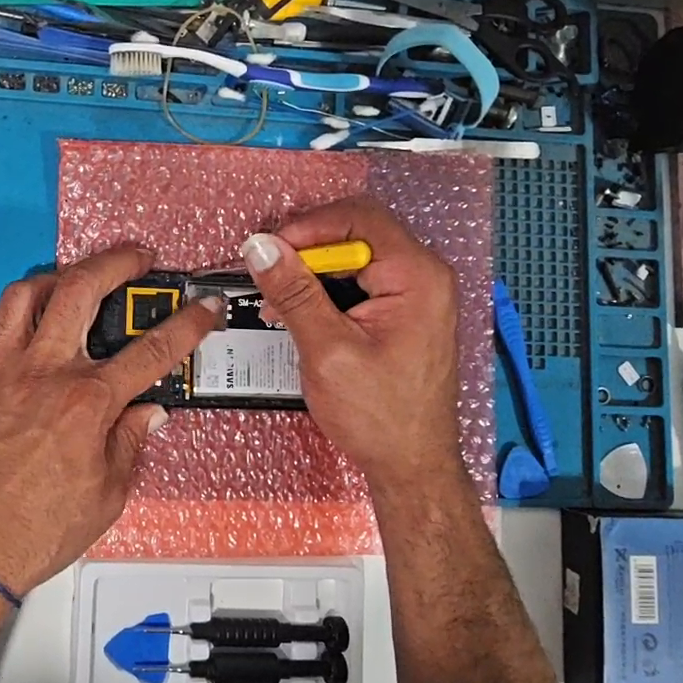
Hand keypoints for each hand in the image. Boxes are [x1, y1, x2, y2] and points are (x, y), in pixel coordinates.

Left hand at [0, 247, 223, 595]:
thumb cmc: (30, 531)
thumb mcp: (105, 496)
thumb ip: (130, 445)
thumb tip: (148, 416)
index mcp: (87, 404)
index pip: (152, 351)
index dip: (186, 324)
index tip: (202, 308)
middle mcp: (42, 375)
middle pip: (82, 291)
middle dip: (116, 263)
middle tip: (134, 258)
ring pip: (24, 295)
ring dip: (53, 279)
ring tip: (70, 281)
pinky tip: (5, 322)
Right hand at [242, 196, 462, 478]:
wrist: (410, 463)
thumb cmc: (376, 414)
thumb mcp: (327, 350)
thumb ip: (294, 293)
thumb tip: (260, 246)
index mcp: (416, 275)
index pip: (358, 218)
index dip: (307, 228)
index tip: (267, 253)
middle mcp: (423, 274)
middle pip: (356, 233)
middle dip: (306, 250)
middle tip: (268, 275)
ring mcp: (415, 293)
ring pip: (354, 258)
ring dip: (312, 273)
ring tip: (277, 303)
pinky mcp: (402, 312)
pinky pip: (360, 282)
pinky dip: (326, 292)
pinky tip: (299, 315)